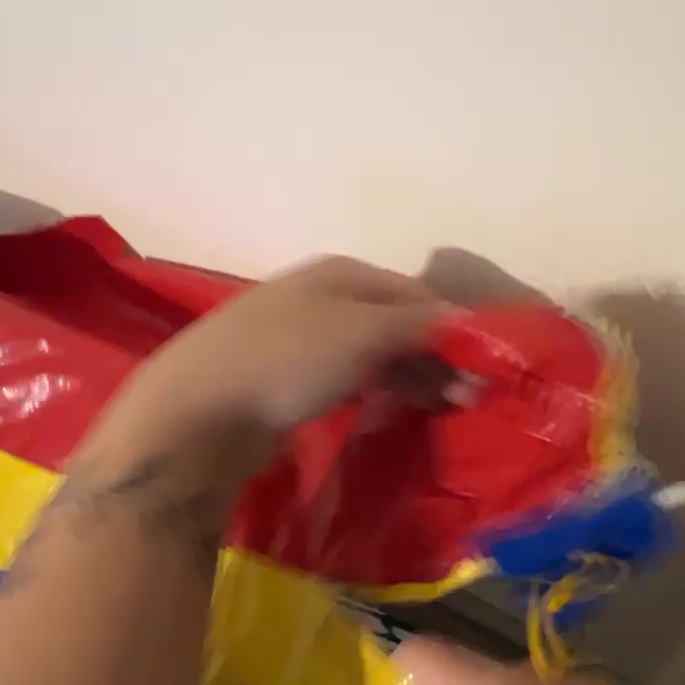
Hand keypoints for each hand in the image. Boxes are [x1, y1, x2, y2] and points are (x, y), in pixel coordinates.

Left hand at [114, 255, 442, 441]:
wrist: (201, 411)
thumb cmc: (288, 360)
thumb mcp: (363, 333)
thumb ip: (418, 325)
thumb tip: (465, 321)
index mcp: (344, 274)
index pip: (416, 295)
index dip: (453, 330)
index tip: (482, 370)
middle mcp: (325, 297)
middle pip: (397, 323)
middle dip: (436, 357)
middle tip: (469, 398)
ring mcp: (304, 338)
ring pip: (374, 352)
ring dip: (413, 376)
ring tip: (445, 408)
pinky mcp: (290, 377)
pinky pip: (350, 376)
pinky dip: (380, 389)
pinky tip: (397, 408)